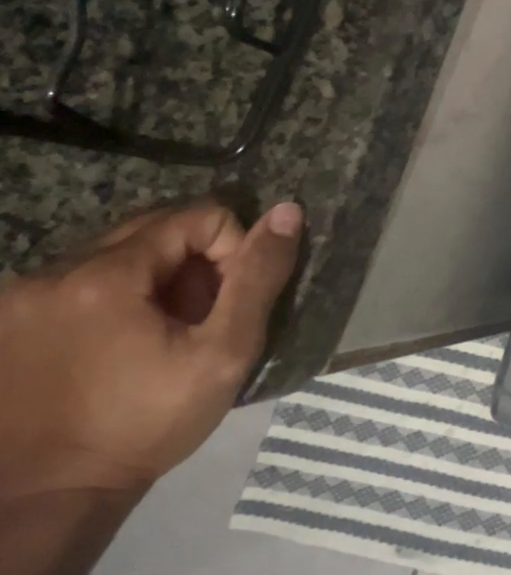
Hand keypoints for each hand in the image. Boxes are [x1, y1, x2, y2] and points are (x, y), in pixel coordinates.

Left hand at [0, 199, 301, 499]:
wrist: (51, 494)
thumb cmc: (148, 421)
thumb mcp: (225, 351)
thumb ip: (259, 276)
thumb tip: (288, 211)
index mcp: (100, 277)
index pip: (196, 216)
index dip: (231, 250)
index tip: (227, 303)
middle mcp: (48, 274)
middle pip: (152, 228)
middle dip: (193, 261)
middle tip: (200, 317)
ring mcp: (18, 299)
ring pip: (117, 252)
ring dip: (157, 277)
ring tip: (163, 332)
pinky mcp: (8, 322)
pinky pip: (82, 278)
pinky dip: (119, 294)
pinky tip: (123, 341)